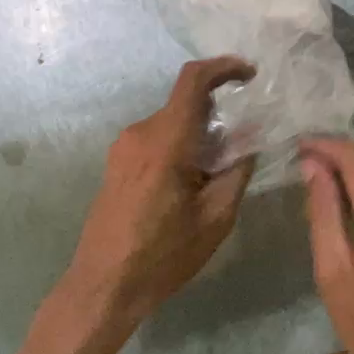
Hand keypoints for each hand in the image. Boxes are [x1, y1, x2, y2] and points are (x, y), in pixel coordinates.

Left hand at [61, 57, 257, 328]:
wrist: (104, 285)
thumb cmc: (164, 255)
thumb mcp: (216, 217)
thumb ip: (237, 170)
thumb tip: (249, 140)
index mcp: (166, 140)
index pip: (194, 80)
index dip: (224, 67)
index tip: (249, 75)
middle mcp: (141, 133)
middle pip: (186, 105)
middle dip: (218, 119)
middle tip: (240, 153)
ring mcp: (123, 148)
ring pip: (172, 125)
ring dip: (199, 138)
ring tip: (214, 181)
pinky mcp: (116, 164)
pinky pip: (156, 141)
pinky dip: (180, 149)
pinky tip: (189, 188)